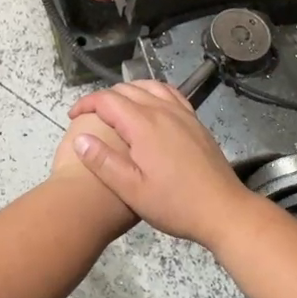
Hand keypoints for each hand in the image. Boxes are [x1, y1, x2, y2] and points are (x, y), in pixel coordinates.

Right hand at [67, 81, 258, 247]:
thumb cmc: (175, 204)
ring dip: (128, 92)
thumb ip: (103, 162)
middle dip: (104, 98)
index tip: (73, 115)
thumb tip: (80, 139)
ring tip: (116, 108)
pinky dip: (152, 92)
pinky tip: (150, 106)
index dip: (86, 103)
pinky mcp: (195, 121)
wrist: (223, 210)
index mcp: (143, 125)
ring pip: (149, 87)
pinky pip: (170, 94)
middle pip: (127, 90)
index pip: (107, 100)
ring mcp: (182, 114)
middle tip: (91, 117)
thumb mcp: (132, 191)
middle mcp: (162, 111)